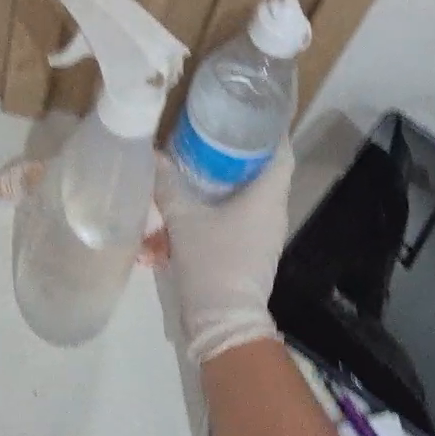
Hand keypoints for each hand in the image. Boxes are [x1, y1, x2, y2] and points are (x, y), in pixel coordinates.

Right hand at [155, 145, 292, 366]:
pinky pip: (240, 220)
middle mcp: (274, 213)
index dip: (270, 130)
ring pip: (251, 198)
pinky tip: (194, 206)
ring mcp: (265, 236)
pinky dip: (220, 209)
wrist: (224, 323)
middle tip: (214, 133)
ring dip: (227, 183)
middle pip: (265, 172)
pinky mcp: (252, 253)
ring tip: (199, 165)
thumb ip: (168, 187)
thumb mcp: (184, 222)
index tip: (249, 112)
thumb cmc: (213, 264)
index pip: (282, 152)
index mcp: (269, 198)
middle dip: (240, 153)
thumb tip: (152, 156)